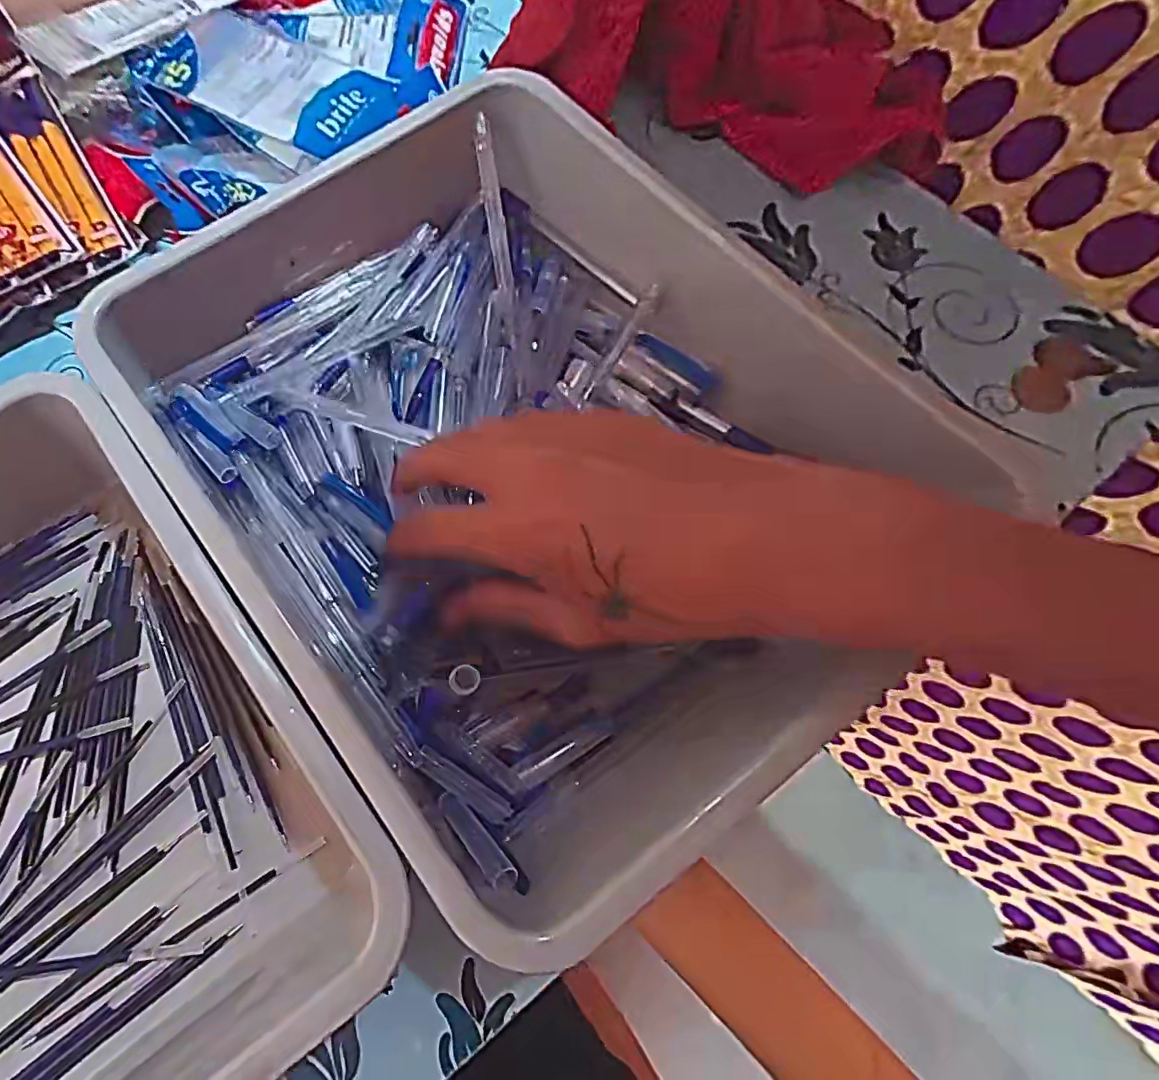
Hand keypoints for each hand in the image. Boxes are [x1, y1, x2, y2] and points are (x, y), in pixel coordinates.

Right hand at [387, 409, 948, 649]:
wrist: (759, 533)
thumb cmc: (669, 595)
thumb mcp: (577, 620)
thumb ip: (502, 606)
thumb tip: (449, 609)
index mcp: (512, 527)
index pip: (425, 528)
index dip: (401, 542)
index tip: (399, 553)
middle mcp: (521, 466)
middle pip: (436, 456)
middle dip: (409, 478)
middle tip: (410, 500)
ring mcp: (556, 431)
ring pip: (479, 430)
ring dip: (456, 456)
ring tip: (463, 484)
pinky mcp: (591, 416)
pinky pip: (524, 424)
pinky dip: (504, 444)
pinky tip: (526, 468)